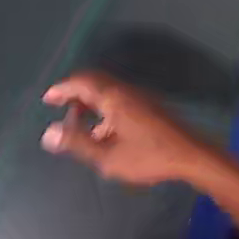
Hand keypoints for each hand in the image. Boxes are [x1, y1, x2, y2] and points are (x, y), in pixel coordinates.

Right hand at [41, 71, 230, 186]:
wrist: (190, 155)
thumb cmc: (148, 156)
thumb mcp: (107, 156)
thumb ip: (78, 143)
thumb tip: (49, 133)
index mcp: (115, 97)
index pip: (82, 82)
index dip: (62, 88)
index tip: (47, 98)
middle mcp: (127, 91)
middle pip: (95, 83)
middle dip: (75, 93)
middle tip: (59, 107)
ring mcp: (140, 98)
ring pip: (108, 92)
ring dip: (90, 103)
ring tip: (78, 125)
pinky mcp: (149, 107)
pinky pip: (119, 100)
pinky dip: (104, 109)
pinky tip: (102, 133)